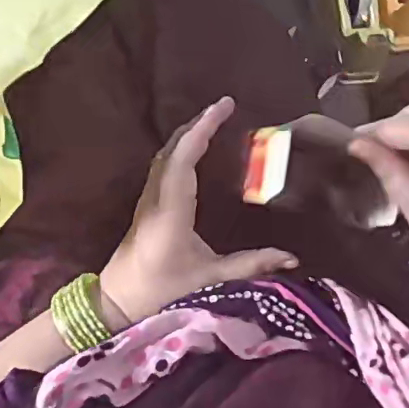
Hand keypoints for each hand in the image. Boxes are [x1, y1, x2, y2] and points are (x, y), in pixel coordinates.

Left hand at [100, 97, 297, 322]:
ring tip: (212, 121)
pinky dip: (181, 149)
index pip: (185, 157)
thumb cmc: (161, 291)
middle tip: (224, 107)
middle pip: (173, 148)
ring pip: (166, 154)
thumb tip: (292, 259)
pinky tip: (194, 149)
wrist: (116, 301)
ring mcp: (147, 198)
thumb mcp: (210, 279)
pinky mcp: (146, 204)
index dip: (204, 128)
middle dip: (198, 123)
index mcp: (171, 210)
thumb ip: (251, 265)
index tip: (224, 106)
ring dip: (188, 134)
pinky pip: (163, 165)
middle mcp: (156, 196)